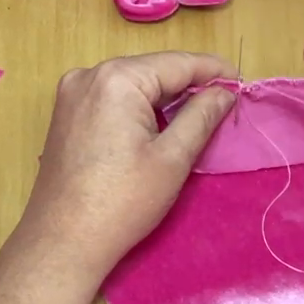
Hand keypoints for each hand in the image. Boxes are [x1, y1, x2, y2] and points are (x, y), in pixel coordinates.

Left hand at [16, 52, 235, 275]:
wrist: (62, 239)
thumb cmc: (122, 201)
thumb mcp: (172, 158)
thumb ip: (201, 116)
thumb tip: (224, 92)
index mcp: (116, 79)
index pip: (176, 63)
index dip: (213, 70)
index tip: (241, 80)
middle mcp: (88, 75)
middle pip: (151, 69)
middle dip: (188, 83)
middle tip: (224, 101)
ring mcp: (71, 93)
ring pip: (131, 83)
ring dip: (163, 95)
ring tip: (198, 112)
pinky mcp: (65, 113)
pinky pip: (111, 97)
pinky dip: (137, 105)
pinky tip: (158, 123)